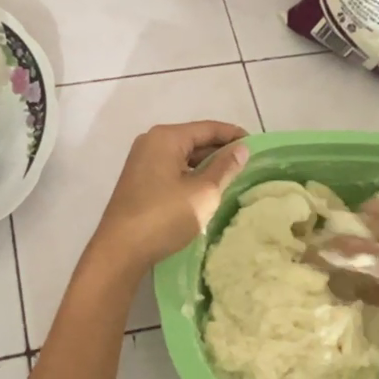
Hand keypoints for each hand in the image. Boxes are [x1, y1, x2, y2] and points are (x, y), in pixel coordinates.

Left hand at [86, 121, 250, 271]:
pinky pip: (172, 170)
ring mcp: (142, 162)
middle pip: (194, 140)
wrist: (121, 250)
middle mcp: (151, 143)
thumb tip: (242, 149)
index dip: (234, 135)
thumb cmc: (164, 216)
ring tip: (231, 178)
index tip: (257, 146)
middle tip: (247, 165)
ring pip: (183, 157)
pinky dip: (190, 176)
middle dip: (220, 151)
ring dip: (206, 166)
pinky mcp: (139, 182)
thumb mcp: (203, 192)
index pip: (208, 128)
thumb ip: (224, 168)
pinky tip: (206, 190)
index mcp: (166, 137)